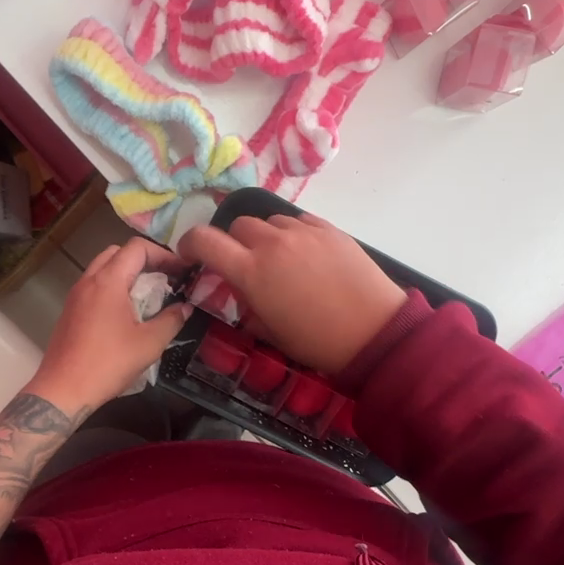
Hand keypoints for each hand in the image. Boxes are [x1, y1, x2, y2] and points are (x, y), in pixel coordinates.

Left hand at [26, 238, 191, 413]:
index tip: (181, 271)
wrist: (63, 390)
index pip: (137, 248)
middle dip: (144, 260)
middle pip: (118, 253)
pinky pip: (93, 287)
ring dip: (126, 275)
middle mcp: (88, 281)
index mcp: (108, 281)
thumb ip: (171, 320)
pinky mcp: (69, 311)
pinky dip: (112, 289)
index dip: (163, 254)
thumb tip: (185, 307)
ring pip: (103, 269)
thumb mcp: (149, 344)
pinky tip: (125, 314)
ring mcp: (75, 295)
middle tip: (164, 280)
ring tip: (147, 297)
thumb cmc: (108, 364)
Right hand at [178, 213, 407, 373]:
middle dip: (233, 244)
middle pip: (238, 227)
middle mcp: (273, 243)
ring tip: (278, 262)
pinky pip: (298, 223)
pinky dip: (291, 235)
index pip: (205, 241)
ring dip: (264, 238)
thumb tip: (244, 294)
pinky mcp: (329, 230)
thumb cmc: (317, 342)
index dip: (189, 244)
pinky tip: (303, 257)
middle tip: (242, 267)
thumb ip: (249, 306)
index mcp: (251, 272)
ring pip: (269, 222)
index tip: (189, 254)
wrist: (374, 332)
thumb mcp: (270, 332)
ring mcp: (303, 232)